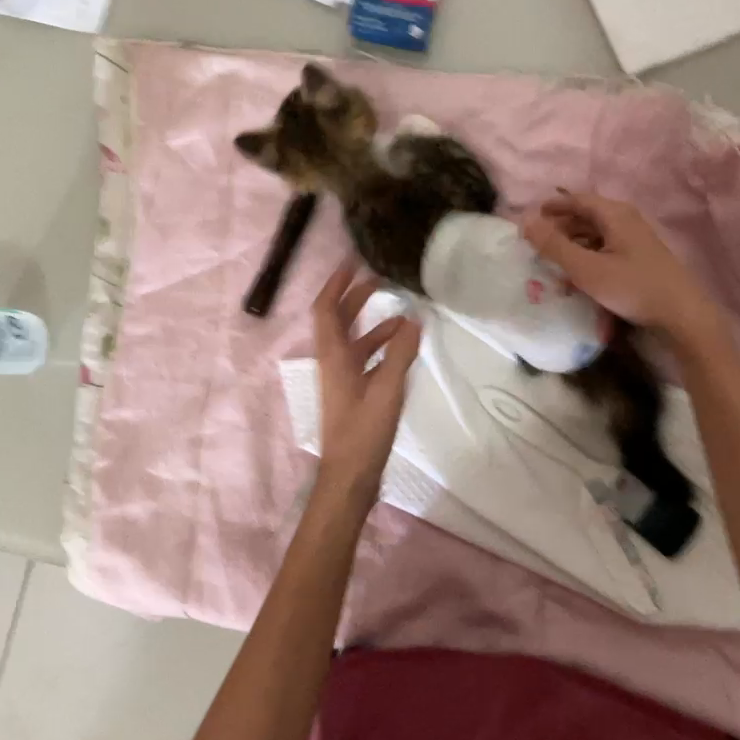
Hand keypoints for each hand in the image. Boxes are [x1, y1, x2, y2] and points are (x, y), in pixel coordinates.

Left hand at [311, 262, 420, 497]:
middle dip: (356, 298)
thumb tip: (413, 321)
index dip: (336, 284)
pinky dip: (382, 349)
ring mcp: (343, 381)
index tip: (353, 262)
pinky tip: (403, 349)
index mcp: (333, 357)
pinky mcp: (354, 396)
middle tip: (380, 280)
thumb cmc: (363, 433)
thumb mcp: (386, 390)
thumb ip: (399, 354)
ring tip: (402, 314)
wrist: (349, 476)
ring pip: (355, 342)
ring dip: (373, 325)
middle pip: (339, 321)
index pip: (326, 309)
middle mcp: (333, 364)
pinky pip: (365, 361)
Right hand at [521, 193, 720, 341]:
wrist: (681, 315)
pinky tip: (580, 273)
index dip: (554, 206)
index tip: (532, 216)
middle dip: (563, 225)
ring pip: (598, 233)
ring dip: (575, 241)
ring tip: (555, 257)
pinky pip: (608, 248)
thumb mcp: (586, 268)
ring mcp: (636, 241)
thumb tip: (525, 222)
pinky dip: (589, 255)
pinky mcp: (641, 260)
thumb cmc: (632, 287)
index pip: (578, 199)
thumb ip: (554, 246)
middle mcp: (627, 221)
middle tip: (539, 240)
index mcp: (615, 215)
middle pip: (589, 215)